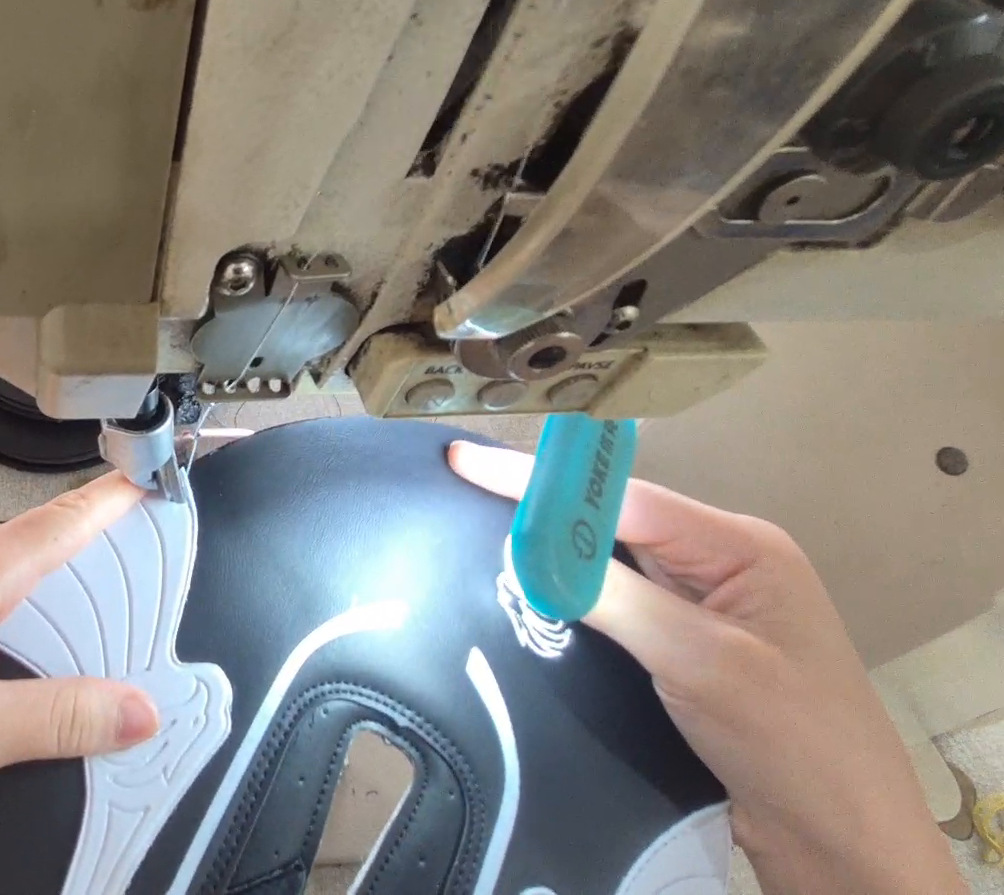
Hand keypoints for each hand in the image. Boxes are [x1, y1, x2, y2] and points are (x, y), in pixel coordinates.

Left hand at [0, 473, 161, 894]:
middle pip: (39, 544)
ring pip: (7, 573)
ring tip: (84, 633)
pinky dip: (12, 613)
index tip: (146, 476)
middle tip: (135, 579)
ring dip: (49, 595)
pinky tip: (17, 654)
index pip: (62, 522)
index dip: (112, 498)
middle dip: (91, 559)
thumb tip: (132, 709)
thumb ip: (65, 717)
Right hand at [449, 442, 962, 894]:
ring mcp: (700, 596)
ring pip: (606, 550)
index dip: (538, 478)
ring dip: (547, 539)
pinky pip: (609, 588)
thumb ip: (612, 595)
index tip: (464, 461)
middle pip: (610, 514)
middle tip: (461, 483)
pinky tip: (526, 576)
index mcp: (741, 548)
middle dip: (537, 498)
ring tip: (476, 518)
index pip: (620, 498)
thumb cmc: (791, 743)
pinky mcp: (680, 632)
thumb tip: (523, 547)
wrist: (842, 841)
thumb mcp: (701, 661)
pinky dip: (564, 578)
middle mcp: (718, 558)